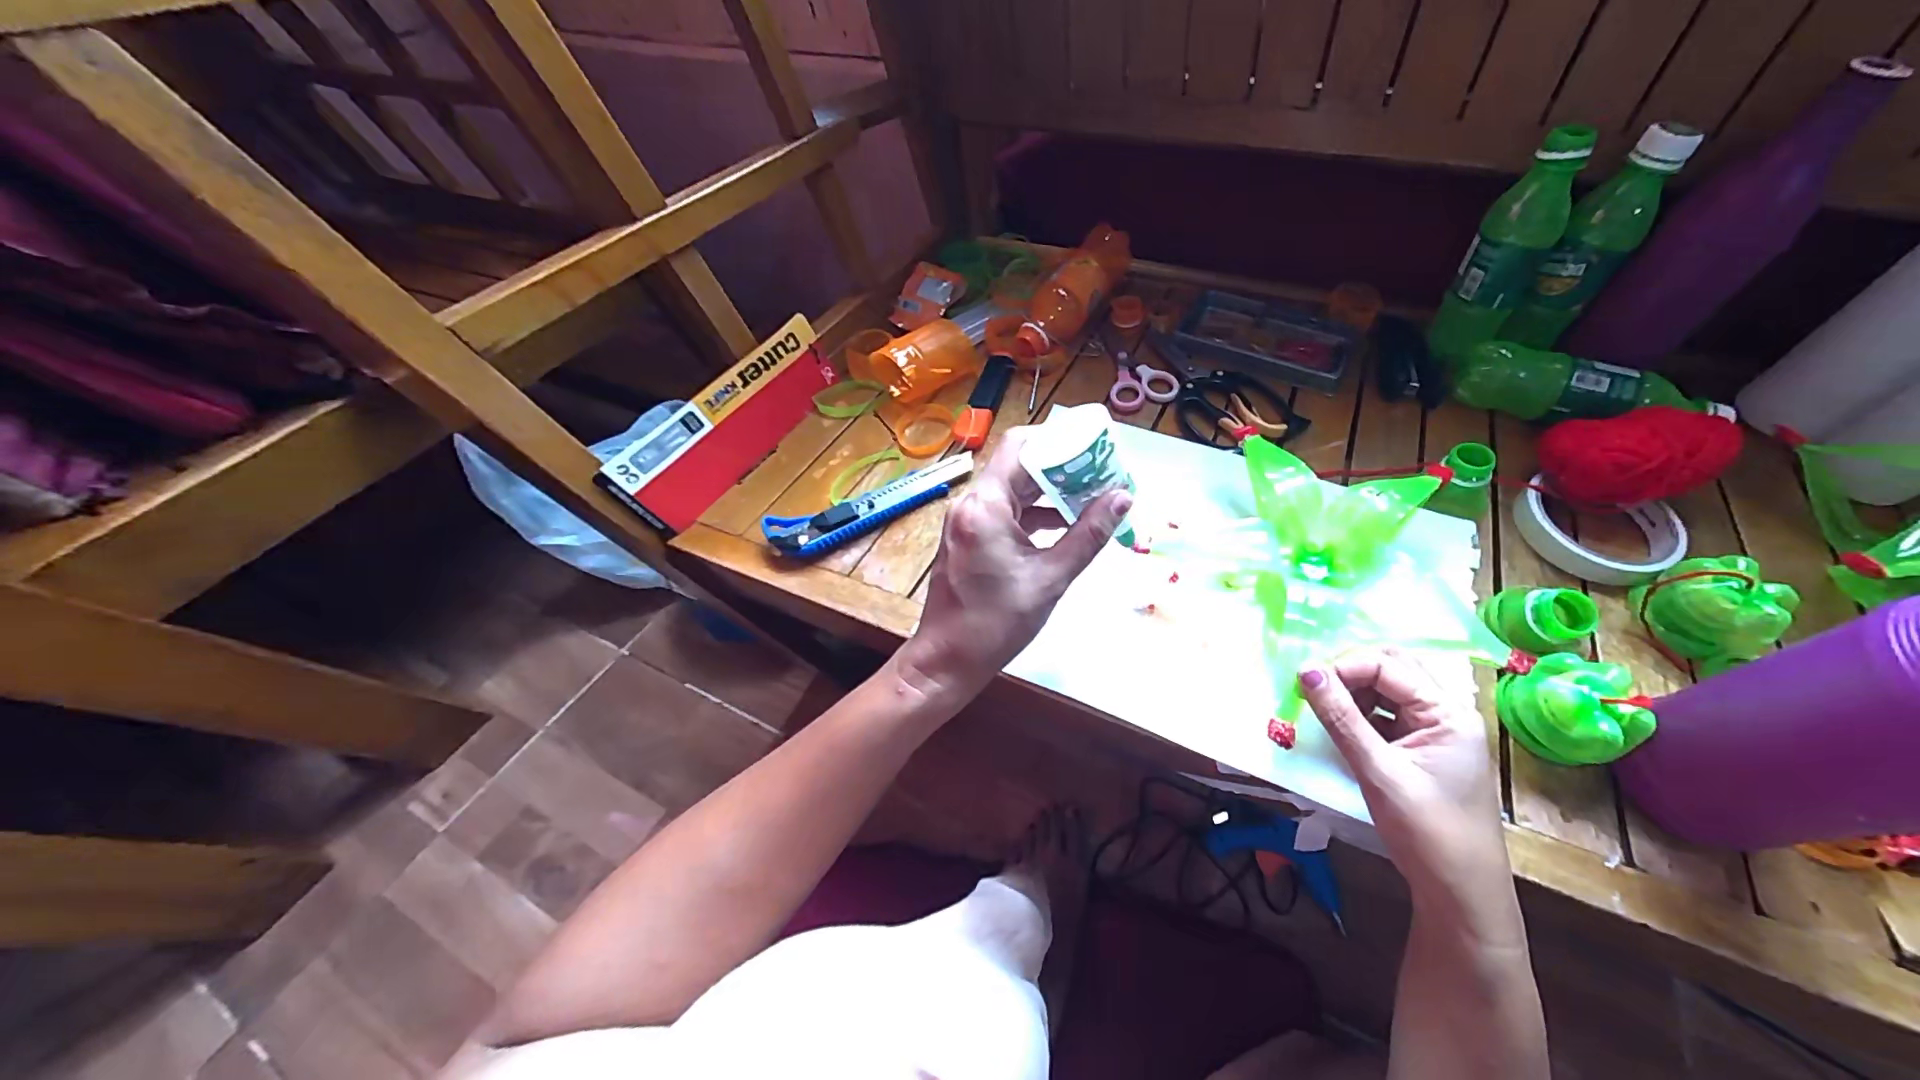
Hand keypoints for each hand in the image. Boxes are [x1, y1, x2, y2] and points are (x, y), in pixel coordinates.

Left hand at [897, 427, 1130, 705]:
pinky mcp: (968, 536)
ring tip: (1093, 500)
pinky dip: (1034, 512)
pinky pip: (1006, 510)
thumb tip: (1123, 498)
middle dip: (1063, 467)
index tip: (1097, 449)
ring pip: (1014, 488)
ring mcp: (966, 520)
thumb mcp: (1051, 578)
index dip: (1061, 441)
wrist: (947, 659)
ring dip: (1051, 491)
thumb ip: (1088, 534)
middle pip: (1020, 464)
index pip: (1022, 446)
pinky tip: (1065, 524)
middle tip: (1104, 476)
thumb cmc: (996, 623)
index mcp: (986, 506)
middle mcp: (971, 503)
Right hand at [1299, 648, 1510, 914]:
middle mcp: (1444, 715)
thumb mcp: (1378, 771)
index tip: (1305, 684)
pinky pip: (1382, 717)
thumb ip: (1341, 717)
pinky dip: (1355, 716)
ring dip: (1349, 694)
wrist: (1460, 895)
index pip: (1388, 666)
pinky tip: (1334, 728)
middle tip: (1311, 690)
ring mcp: (1432, 733)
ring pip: (1384, 692)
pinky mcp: (1417, 751)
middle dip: (1347, 673)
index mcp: (1448, 714)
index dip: (1345, 668)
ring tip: (1318, 709)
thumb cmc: (1427, 833)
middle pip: (1390, 670)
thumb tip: (1306, 670)